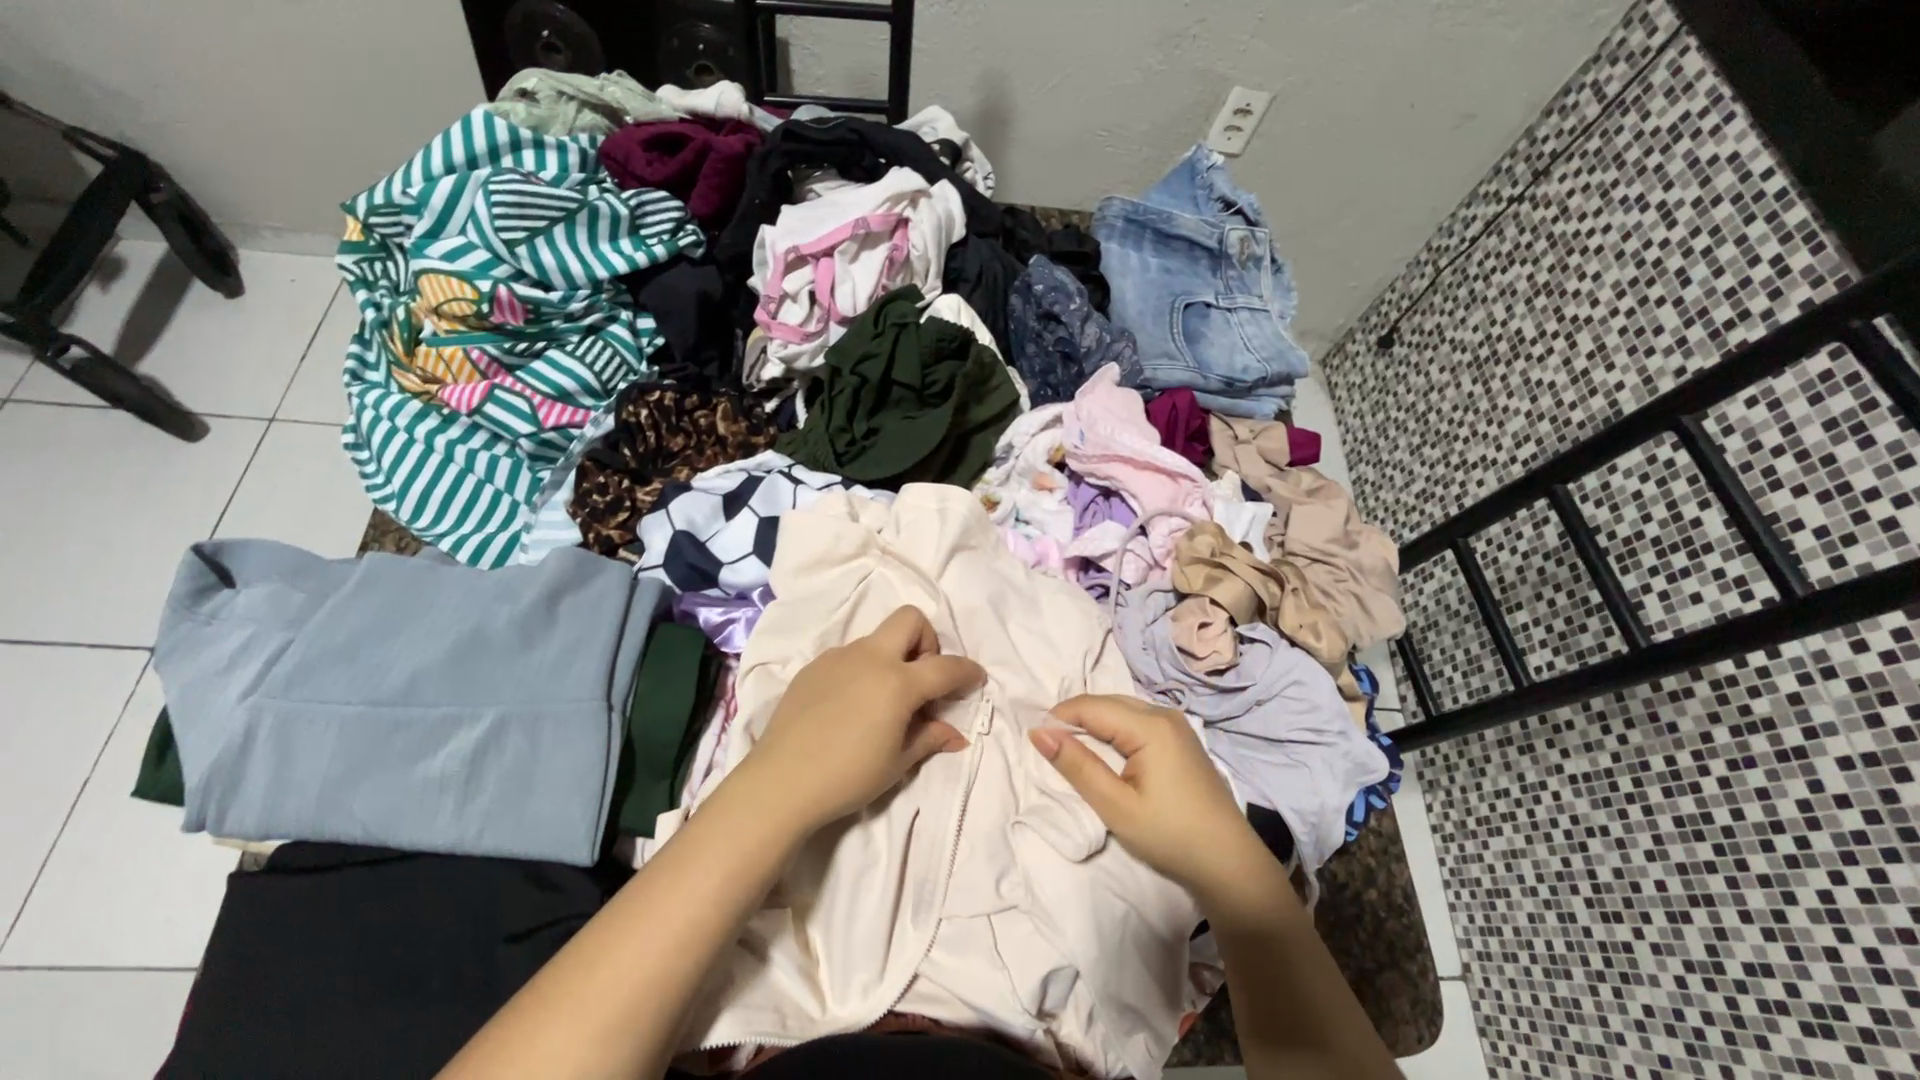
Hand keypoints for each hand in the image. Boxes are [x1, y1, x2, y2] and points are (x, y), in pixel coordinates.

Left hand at [746, 606, 985, 833]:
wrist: (780, 782)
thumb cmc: (847, 777)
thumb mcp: (897, 763)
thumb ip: (929, 738)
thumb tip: (955, 734)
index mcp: (897, 682)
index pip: (945, 666)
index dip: (967, 671)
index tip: (976, 678)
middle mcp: (870, 658)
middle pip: (910, 620)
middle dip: (927, 641)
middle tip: (921, 680)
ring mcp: (837, 658)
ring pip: (876, 639)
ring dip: (892, 658)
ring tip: (883, 702)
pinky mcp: (813, 668)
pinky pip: (848, 656)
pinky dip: (862, 671)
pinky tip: (851, 707)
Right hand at [1029, 694, 1268, 893]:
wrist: (1228, 862)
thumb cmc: (1170, 835)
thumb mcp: (1115, 805)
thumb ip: (1077, 765)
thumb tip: (1040, 732)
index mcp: (1150, 726)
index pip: (1091, 706)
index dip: (1058, 718)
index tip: (1034, 739)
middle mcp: (1165, 715)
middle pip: (1107, 703)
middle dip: (1075, 718)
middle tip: (1049, 746)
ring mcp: (1177, 726)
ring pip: (1122, 710)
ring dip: (1094, 724)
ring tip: (1072, 750)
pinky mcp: (1182, 740)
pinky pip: (1138, 721)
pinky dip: (1114, 731)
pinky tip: (1105, 754)